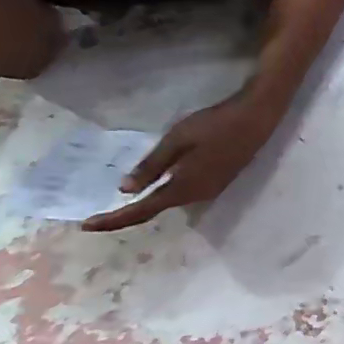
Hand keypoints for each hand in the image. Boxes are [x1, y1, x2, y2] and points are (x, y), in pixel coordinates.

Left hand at [80, 96, 278, 231]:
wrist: (257, 118)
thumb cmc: (215, 124)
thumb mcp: (178, 139)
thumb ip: (152, 166)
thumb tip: (125, 191)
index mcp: (183, 187)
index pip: (142, 210)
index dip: (113, 220)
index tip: (86, 225)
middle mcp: (196, 196)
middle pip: (157, 210)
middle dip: (129, 213)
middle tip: (100, 214)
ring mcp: (211, 190)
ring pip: (172, 202)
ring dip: (149, 203)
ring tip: (126, 199)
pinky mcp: (219, 182)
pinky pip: (186, 194)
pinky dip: (166, 193)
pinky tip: (160, 182)